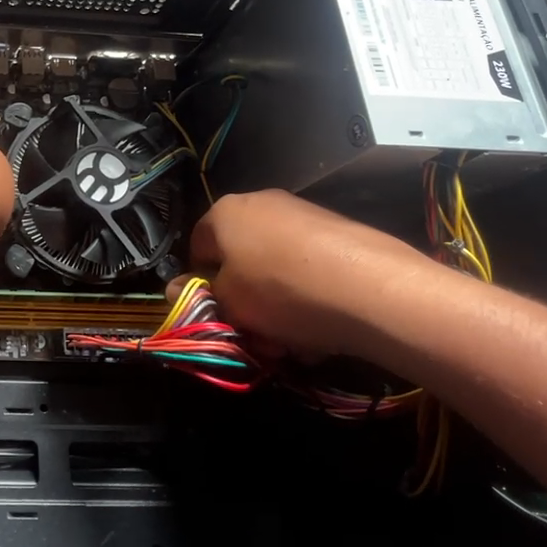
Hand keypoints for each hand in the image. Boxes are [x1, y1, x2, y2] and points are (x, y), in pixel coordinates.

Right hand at [188, 189, 446, 356]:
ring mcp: (304, 215)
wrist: (372, 287)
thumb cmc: (281, 290)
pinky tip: (322, 330)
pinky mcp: (340, 233)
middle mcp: (261, 203)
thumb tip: (175, 291)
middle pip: (240, 261)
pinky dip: (309, 298)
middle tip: (258, 337)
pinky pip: (310, 271)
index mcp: (225, 212)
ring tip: (295, 343)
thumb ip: (200, 298)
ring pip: (276, 270)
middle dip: (247, 303)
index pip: (196, 248)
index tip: (218, 316)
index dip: (202, 286)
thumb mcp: (229, 303)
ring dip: (278, 307)